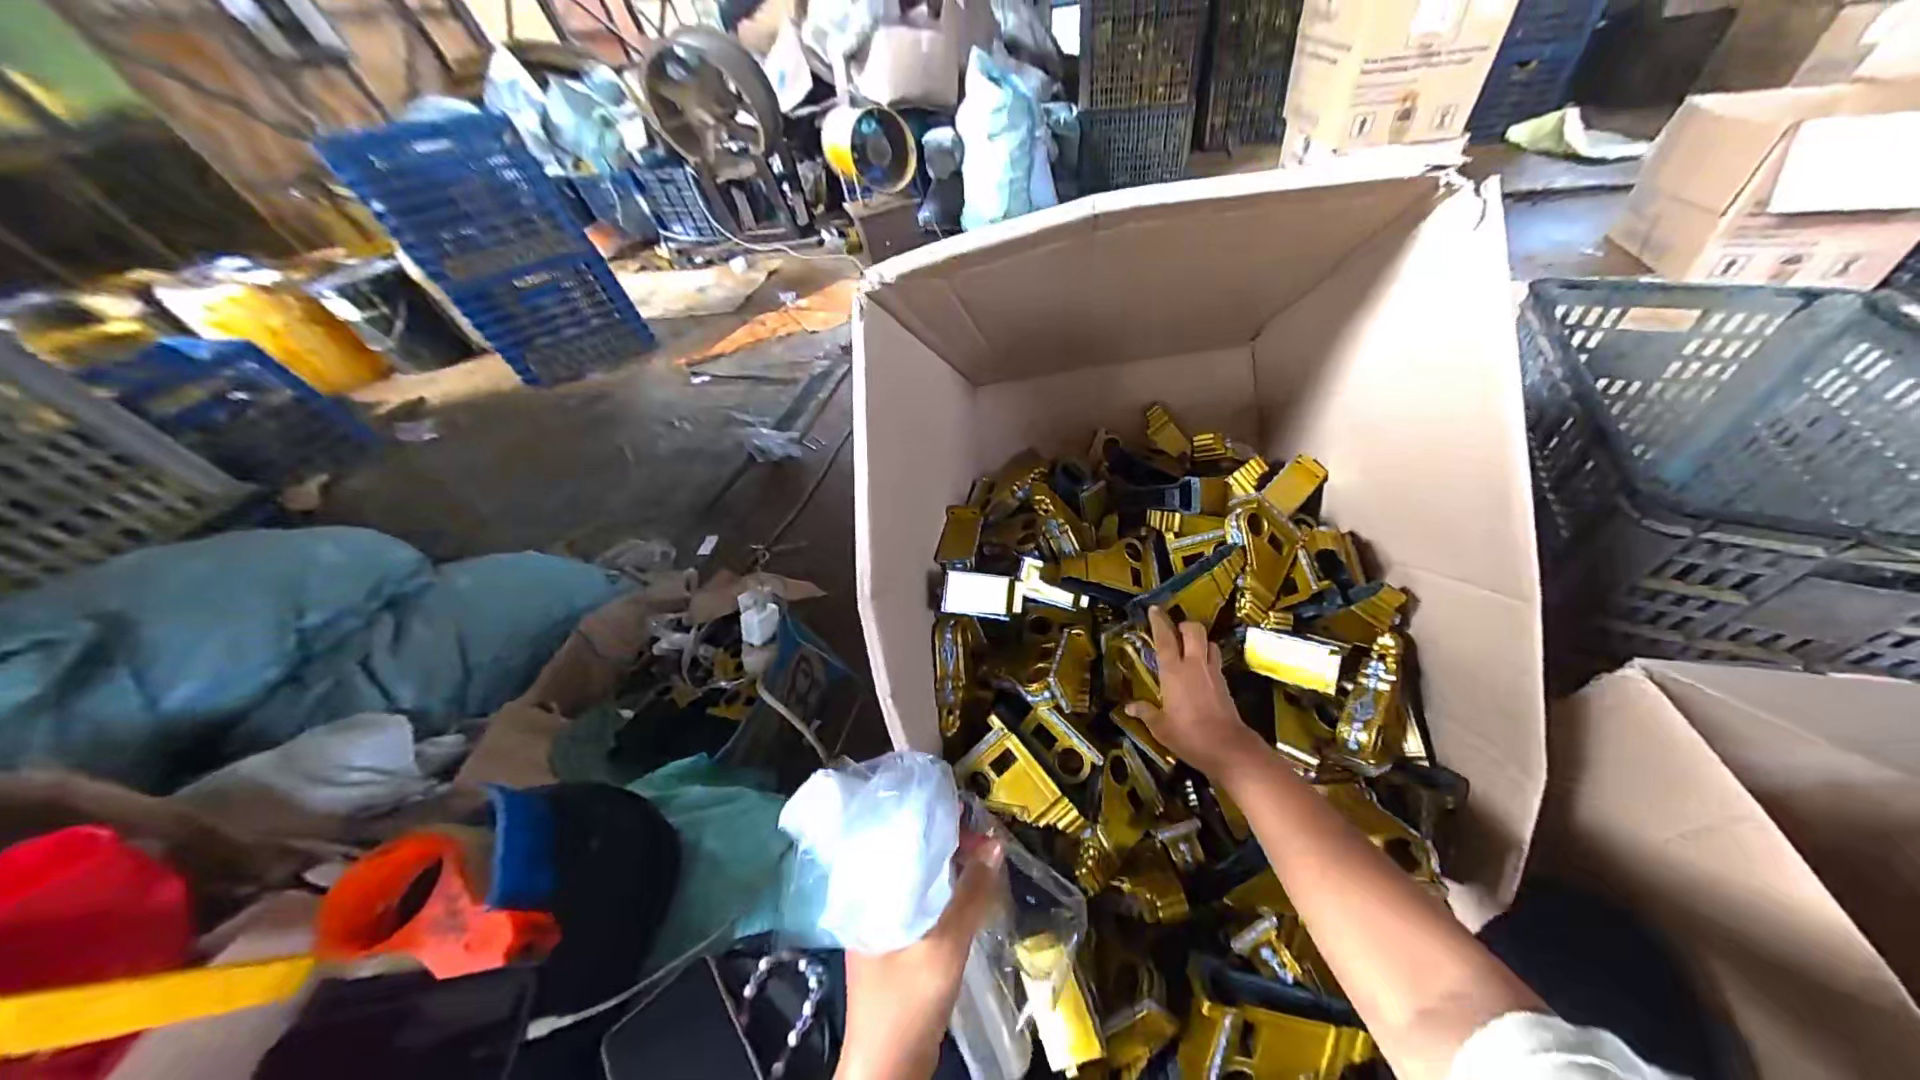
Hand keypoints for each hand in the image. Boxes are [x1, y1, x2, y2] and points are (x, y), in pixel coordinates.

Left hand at [837, 831, 1004, 1079]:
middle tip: (983, 841)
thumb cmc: (907, 1003)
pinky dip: (944, 893)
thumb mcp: (944, 947)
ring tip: (981, 858)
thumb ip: (969, 897)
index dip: (932, 823)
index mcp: (868, 893)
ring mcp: (883, 925)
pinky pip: (922, 904)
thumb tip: (994, 846)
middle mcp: (870, 902)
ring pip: (918, 882)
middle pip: (910, 858)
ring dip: (948, 870)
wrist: (888, 1070)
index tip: (967, 818)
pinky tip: (966, 892)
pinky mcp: (896, 945)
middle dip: (946, 845)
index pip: (898, 839)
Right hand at [1125, 606, 1266, 781]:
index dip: (1158, 621)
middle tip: (1173, 631)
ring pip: (1208, 642)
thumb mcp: (1160, 728)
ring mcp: (1212, 672)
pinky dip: (1207, 657)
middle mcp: (1194, 665)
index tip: (1154, 609)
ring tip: (1188, 649)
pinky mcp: (1224, 683)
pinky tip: (1199, 671)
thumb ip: (1145, 712)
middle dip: (1183, 625)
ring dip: (1198, 640)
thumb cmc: (1189, 736)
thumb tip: (1130, 706)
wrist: (1229, 748)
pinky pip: (1215, 660)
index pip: (1164, 638)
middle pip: (1193, 630)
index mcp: (1173, 672)